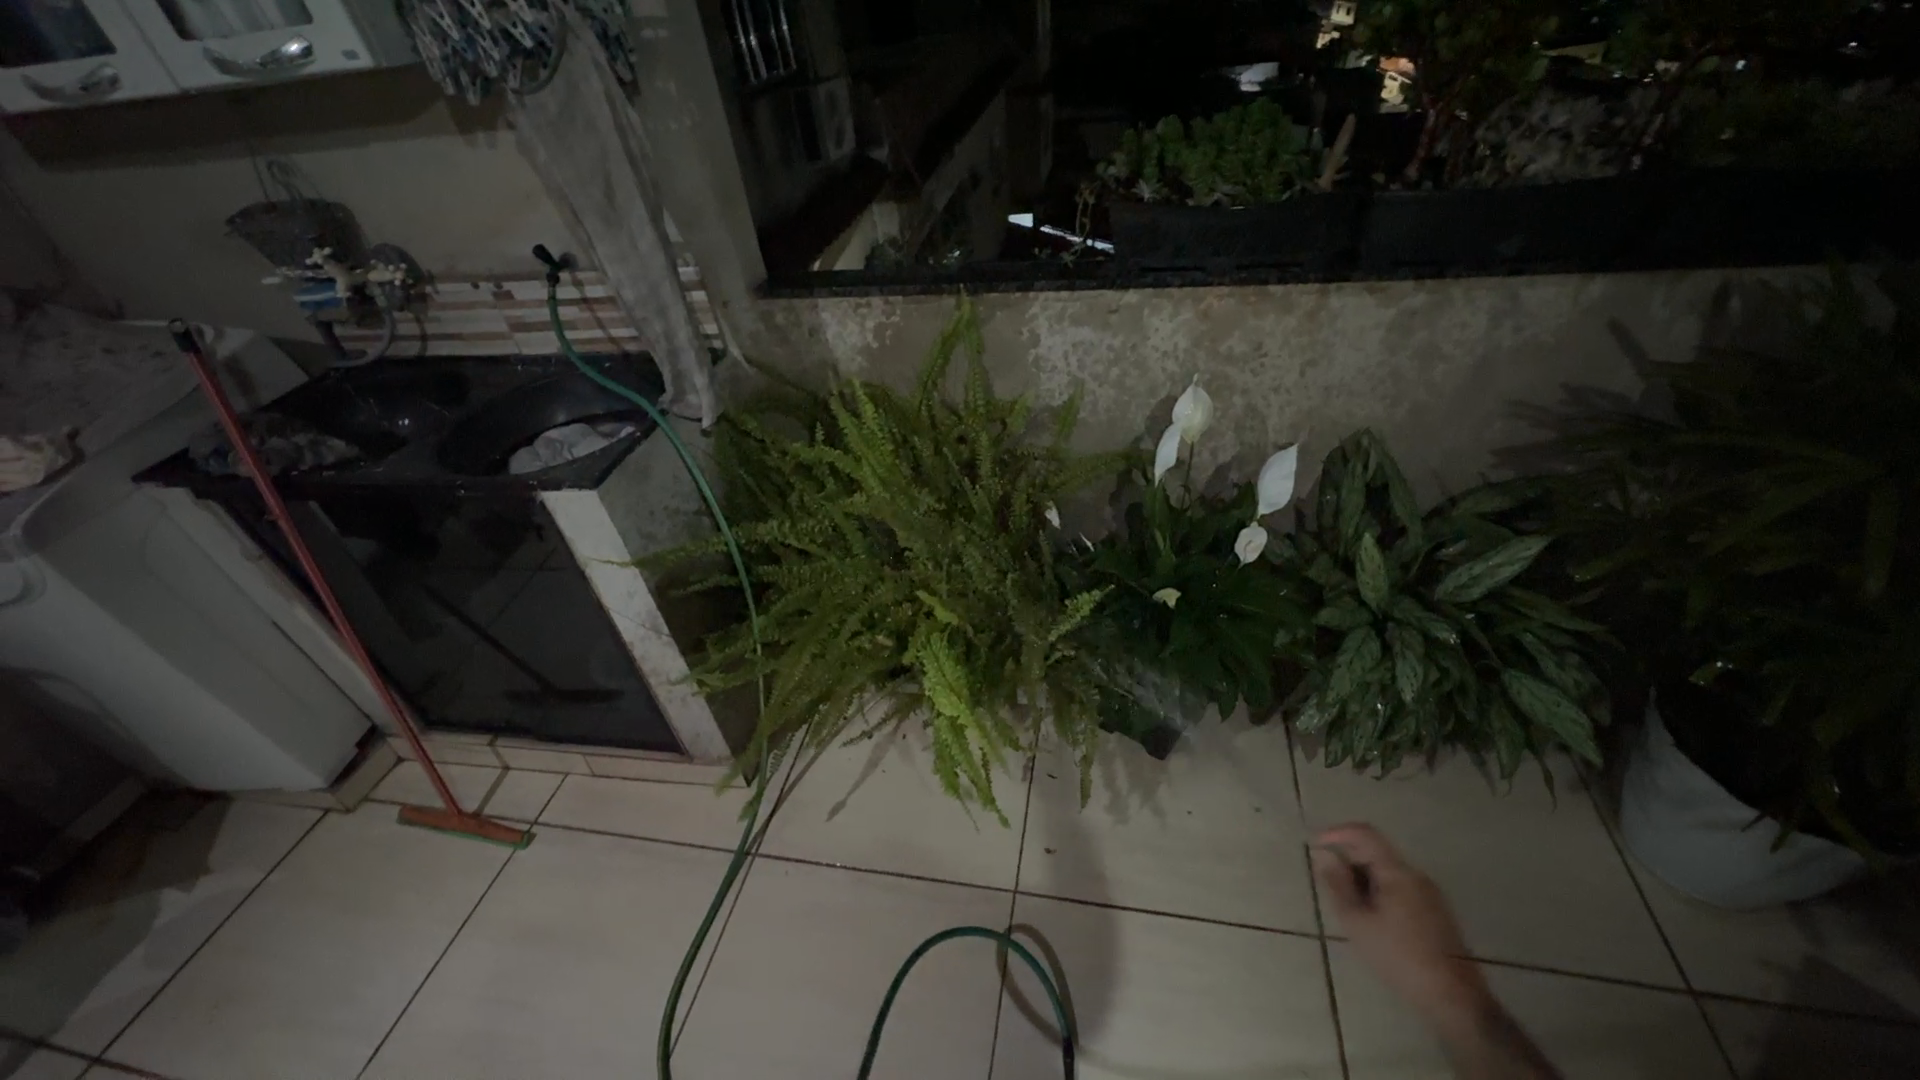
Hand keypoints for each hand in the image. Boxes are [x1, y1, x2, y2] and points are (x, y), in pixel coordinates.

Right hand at [1312, 823, 1489, 1033]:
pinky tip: (1372, 921)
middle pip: (1376, 853)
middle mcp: (1416, 875)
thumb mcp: (1357, 921)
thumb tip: (1324, 855)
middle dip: (1348, 861)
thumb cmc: (1398, 956)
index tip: (1314, 845)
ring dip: (1362, 879)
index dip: (1336, 833)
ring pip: (1387, 873)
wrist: (1453, 997)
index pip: (1365, 834)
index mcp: (1398, 872)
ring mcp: (1430, 894)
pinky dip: (1378, 893)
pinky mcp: (1436, 912)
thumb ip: (1337, 884)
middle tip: (1328, 886)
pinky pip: (1400, 888)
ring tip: (1348, 908)